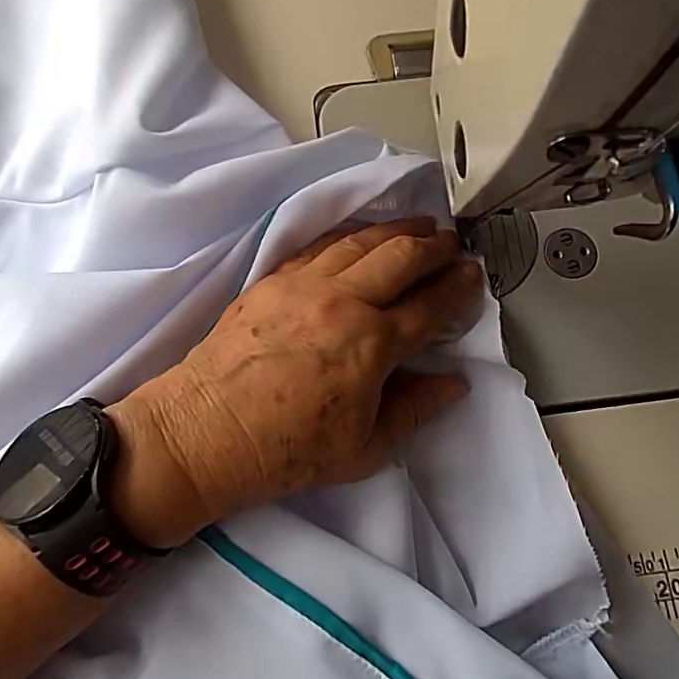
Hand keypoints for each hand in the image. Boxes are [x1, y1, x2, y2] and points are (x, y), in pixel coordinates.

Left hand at [106, 218, 482, 547]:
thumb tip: (452, 384)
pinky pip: (315, 247)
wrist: (207, 432)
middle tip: (451, 245)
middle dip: (434, 247)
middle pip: (401, 257)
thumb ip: (413, 410)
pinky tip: (355, 237)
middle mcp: (341, 303)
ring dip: (393, 231)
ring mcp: (301, 287)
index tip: (472, 276)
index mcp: (373, 345)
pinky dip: (344, 237)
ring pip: (358, 242)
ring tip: (415, 227)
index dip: (458, 287)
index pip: (431, 304)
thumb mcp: (363, 448)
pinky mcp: (268, 284)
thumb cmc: (284, 451)